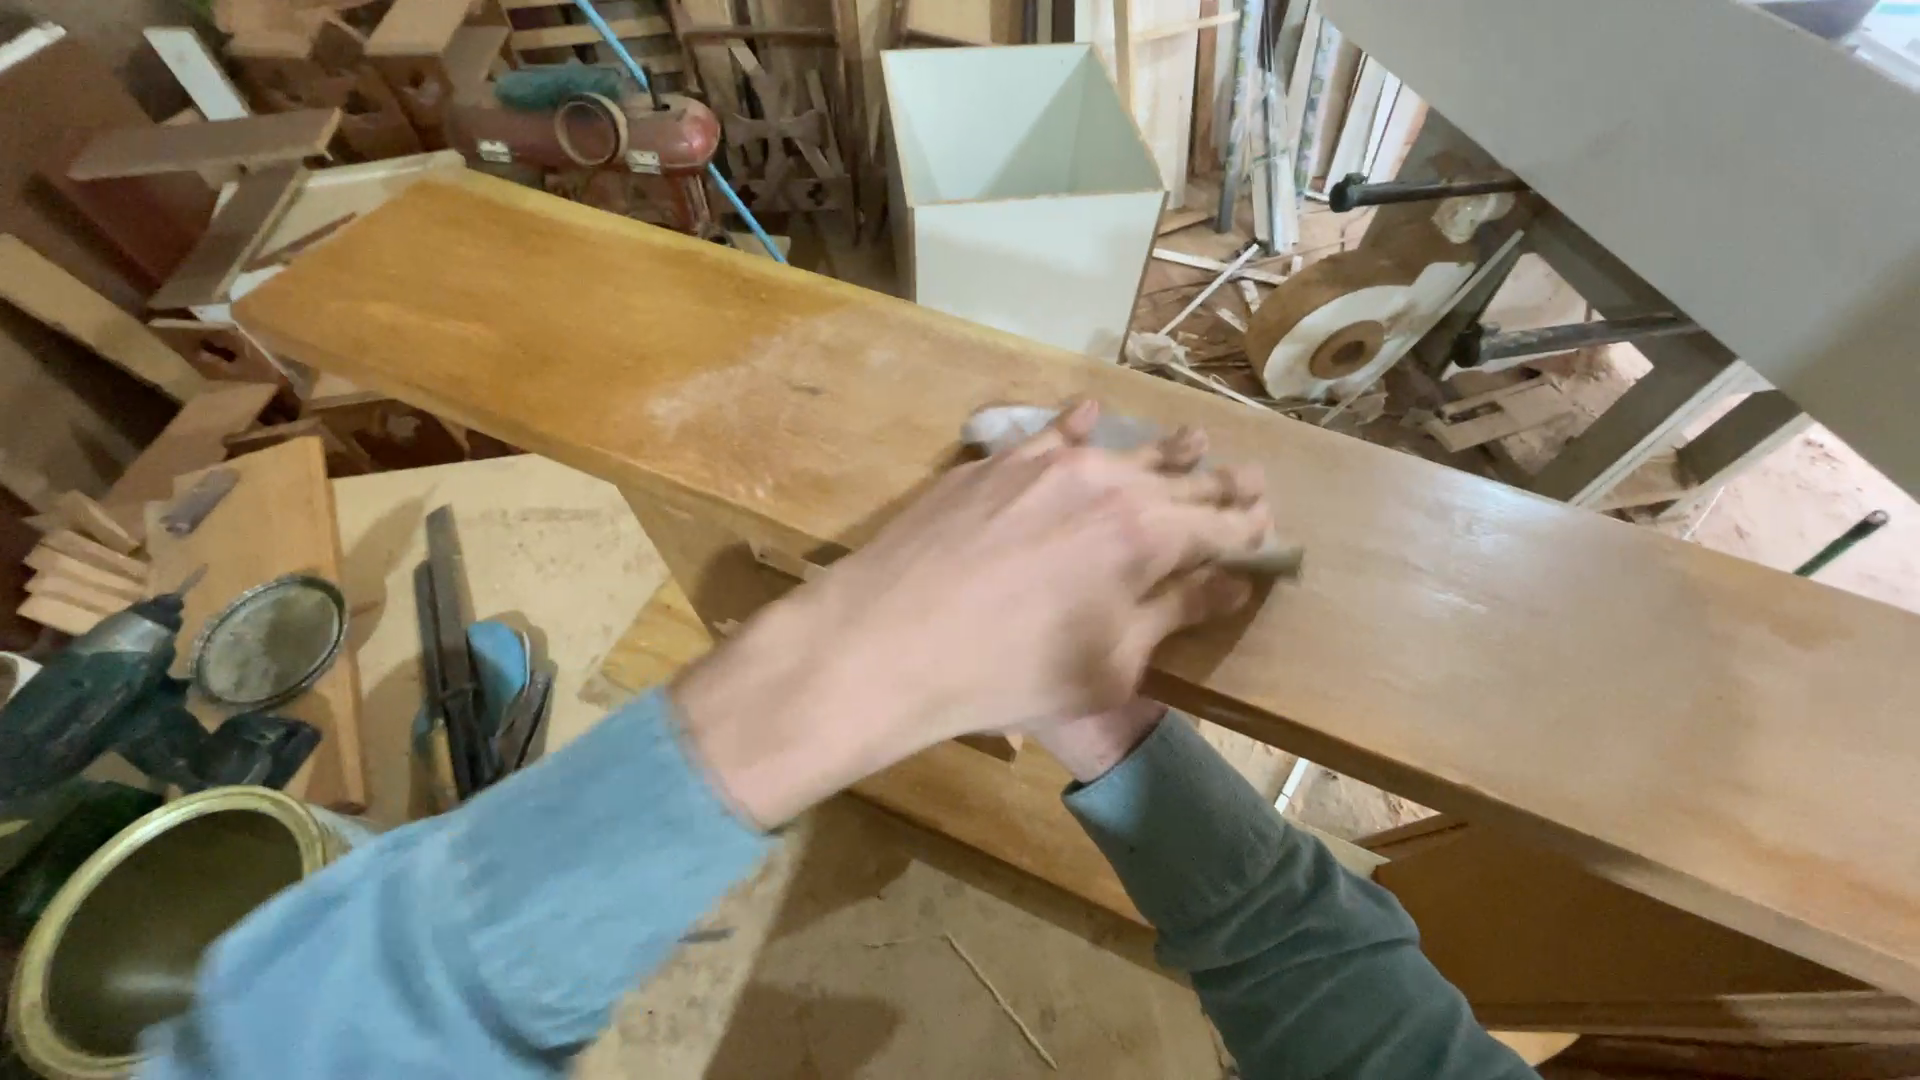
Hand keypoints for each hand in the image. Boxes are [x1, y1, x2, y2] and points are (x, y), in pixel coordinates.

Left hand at [672, 400, 1272, 824]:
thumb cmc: (1009, 674)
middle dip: (1219, 487)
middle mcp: (1105, 482)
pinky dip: (1080, 429)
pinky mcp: (994, 462)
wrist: (891, 640)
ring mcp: (1044, 463)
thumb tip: (1231, 584)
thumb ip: (1173, 614)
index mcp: (1147, 536)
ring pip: (1120, 450)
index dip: (1249, 530)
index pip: (1219, 526)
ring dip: (1162, 453)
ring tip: (1195, 444)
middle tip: (1250, 481)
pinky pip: (1051, 434)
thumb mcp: (1109, 664)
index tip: (1267, 529)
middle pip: (1179, 481)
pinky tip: (1093, 416)